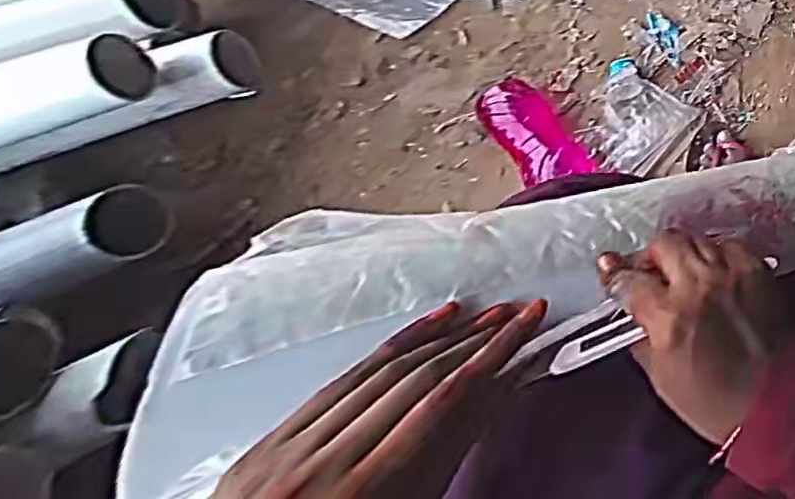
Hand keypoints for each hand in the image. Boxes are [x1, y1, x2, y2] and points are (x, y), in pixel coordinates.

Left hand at [215, 300, 545, 498]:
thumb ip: (450, 451)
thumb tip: (498, 387)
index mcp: (362, 494)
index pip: (446, 399)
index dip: (496, 352)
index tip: (528, 323)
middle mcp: (319, 469)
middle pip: (418, 378)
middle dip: (477, 338)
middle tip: (516, 314)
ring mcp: (286, 455)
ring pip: (383, 371)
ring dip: (443, 334)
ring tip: (483, 313)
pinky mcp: (266, 446)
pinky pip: (340, 381)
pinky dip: (391, 347)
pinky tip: (427, 326)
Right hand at [598, 232, 787, 442]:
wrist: (773, 394)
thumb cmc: (716, 398)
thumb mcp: (662, 376)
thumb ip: (643, 337)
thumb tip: (633, 313)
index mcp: (670, 317)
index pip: (630, 280)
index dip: (615, 274)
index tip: (610, 270)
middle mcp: (699, 285)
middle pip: (665, 243)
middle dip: (651, 255)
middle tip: (650, 271)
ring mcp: (730, 271)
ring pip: (696, 239)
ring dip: (683, 252)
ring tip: (683, 272)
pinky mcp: (755, 266)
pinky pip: (727, 244)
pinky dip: (716, 253)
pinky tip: (714, 271)